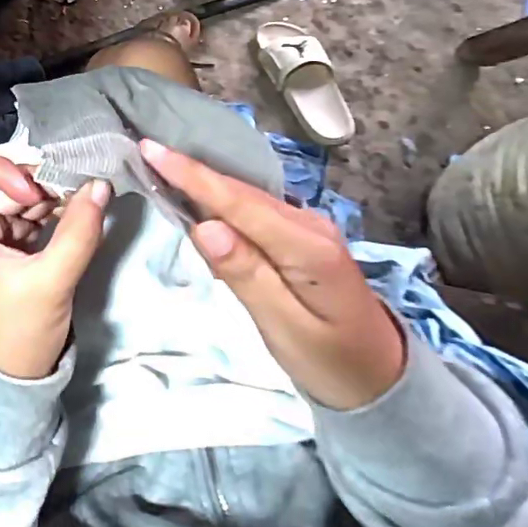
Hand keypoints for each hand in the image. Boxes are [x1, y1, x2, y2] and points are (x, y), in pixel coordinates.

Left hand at [0, 146, 111, 378]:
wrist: (14, 379)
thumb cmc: (18, 333)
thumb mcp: (51, 282)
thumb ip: (78, 232)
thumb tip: (100, 185)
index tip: (32, 192)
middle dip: (34, 180)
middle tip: (70, 194)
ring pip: (18, 191)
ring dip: (49, 193)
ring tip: (81, 203)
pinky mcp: (12, 244)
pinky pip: (30, 211)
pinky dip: (54, 209)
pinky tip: (77, 214)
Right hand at [139, 140, 404, 409]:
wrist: (383, 377)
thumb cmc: (332, 362)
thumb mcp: (286, 328)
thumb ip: (247, 275)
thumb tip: (205, 226)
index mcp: (308, 247)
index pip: (239, 203)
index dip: (193, 175)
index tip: (151, 149)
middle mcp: (310, 224)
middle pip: (241, 192)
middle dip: (192, 170)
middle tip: (144, 150)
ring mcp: (308, 226)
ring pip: (246, 196)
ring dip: (204, 180)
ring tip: (161, 163)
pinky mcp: (301, 235)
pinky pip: (254, 209)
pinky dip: (221, 198)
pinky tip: (200, 193)